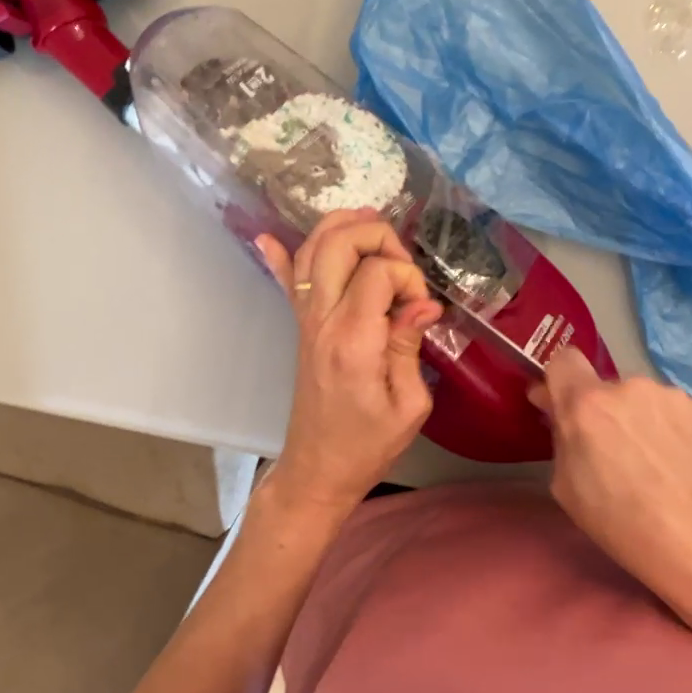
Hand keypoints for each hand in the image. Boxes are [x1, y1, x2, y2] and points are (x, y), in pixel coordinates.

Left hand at [255, 209, 443, 514]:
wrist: (318, 470)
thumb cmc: (369, 446)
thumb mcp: (409, 406)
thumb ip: (411, 346)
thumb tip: (423, 302)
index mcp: (354, 341)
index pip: (378, 272)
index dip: (408, 276)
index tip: (421, 308)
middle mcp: (323, 321)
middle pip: (338, 245)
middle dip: (374, 233)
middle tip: (401, 260)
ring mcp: (306, 322)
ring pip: (312, 253)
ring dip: (338, 228)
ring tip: (369, 222)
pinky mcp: (300, 330)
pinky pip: (288, 285)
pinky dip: (280, 258)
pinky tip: (268, 237)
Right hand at [531, 349, 691, 620]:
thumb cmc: (623, 526)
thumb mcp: (566, 488)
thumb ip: (561, 438)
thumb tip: (560, 409)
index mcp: (588, 405)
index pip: (563, 360)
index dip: (559, 382)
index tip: (561, 407)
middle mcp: (632, 388)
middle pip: (606, 388)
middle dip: (604, 413)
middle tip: (614, 455)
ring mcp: (675, 398)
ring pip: (644, 402)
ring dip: (641, 422)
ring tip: (655, 467)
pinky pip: (677, 416)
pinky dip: (673, 434)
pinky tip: (683, 469)